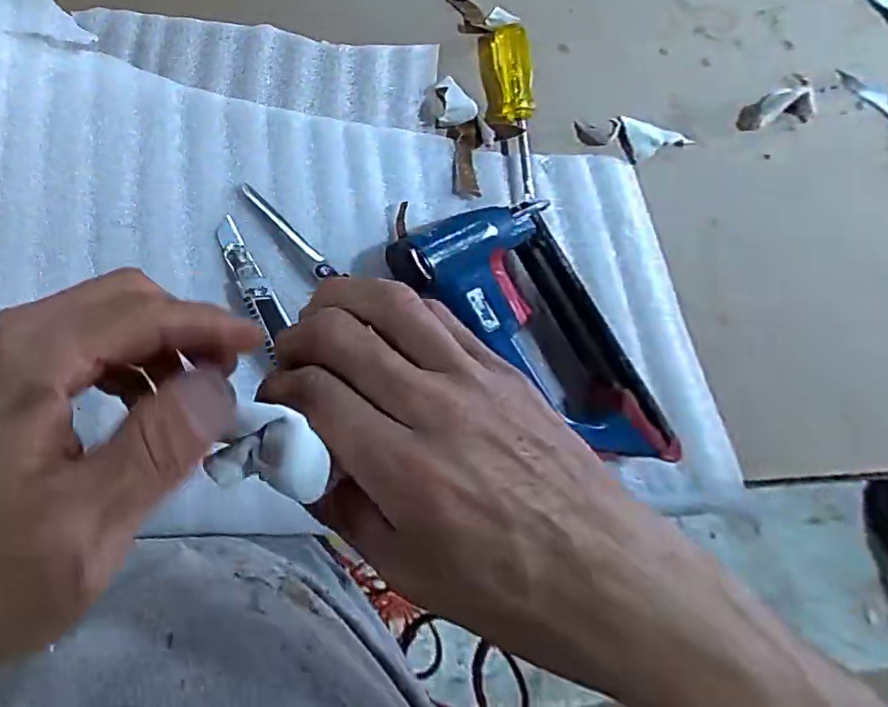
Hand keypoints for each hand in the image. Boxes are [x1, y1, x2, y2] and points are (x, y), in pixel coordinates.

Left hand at [0, 270, 258, 705]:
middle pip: (126, 299)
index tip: (258, 342)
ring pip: (108, 316)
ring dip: (159, 345)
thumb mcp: (83, 528)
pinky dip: (129, 362)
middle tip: (224, 379)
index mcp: (38, 355)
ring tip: (192, 400)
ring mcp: (11, 350)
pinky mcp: (8, 373)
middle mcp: (23, 332)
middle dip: (185, 328)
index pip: (144, 313)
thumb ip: (157, 448)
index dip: (207, 324)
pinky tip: (142, 411)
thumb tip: (218, 383)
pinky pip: (85, 342)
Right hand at [260, 278, 878, 706]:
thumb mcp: (404, 569)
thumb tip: (293, 453)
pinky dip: (391, 304)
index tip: (274, 401)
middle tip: (289, 358)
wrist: (613, 578)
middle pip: (341, 334)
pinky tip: (377, 322)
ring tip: (320, 317)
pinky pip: (434, 312)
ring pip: (388, 302)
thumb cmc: (505, 590)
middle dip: (297, 337)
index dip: (280, 389)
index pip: (317, 394)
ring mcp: (472, 376)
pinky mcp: (500, 364)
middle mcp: (434, 408)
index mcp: (406, 471)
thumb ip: (337, 504)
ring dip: (339, 298)